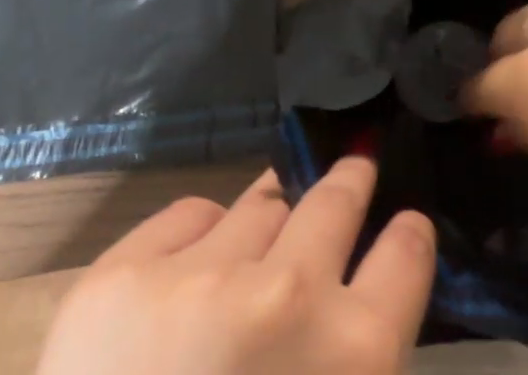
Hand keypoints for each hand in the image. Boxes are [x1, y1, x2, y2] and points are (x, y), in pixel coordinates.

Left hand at [36, 160, 435, 374]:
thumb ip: (360, 357)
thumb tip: (362, 290)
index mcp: (354, 354)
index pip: (407, 252)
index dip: (407, 233)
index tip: (402, 222)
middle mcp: (288, 296)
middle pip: (336, 200)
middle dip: (350, 182)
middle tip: (352, 171)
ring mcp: (200, 280)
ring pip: (262, 203)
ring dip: (273, 217)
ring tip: (269, 225)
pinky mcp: (120, 278)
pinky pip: (190, 213)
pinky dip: (201, 233)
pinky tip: (195, 269)